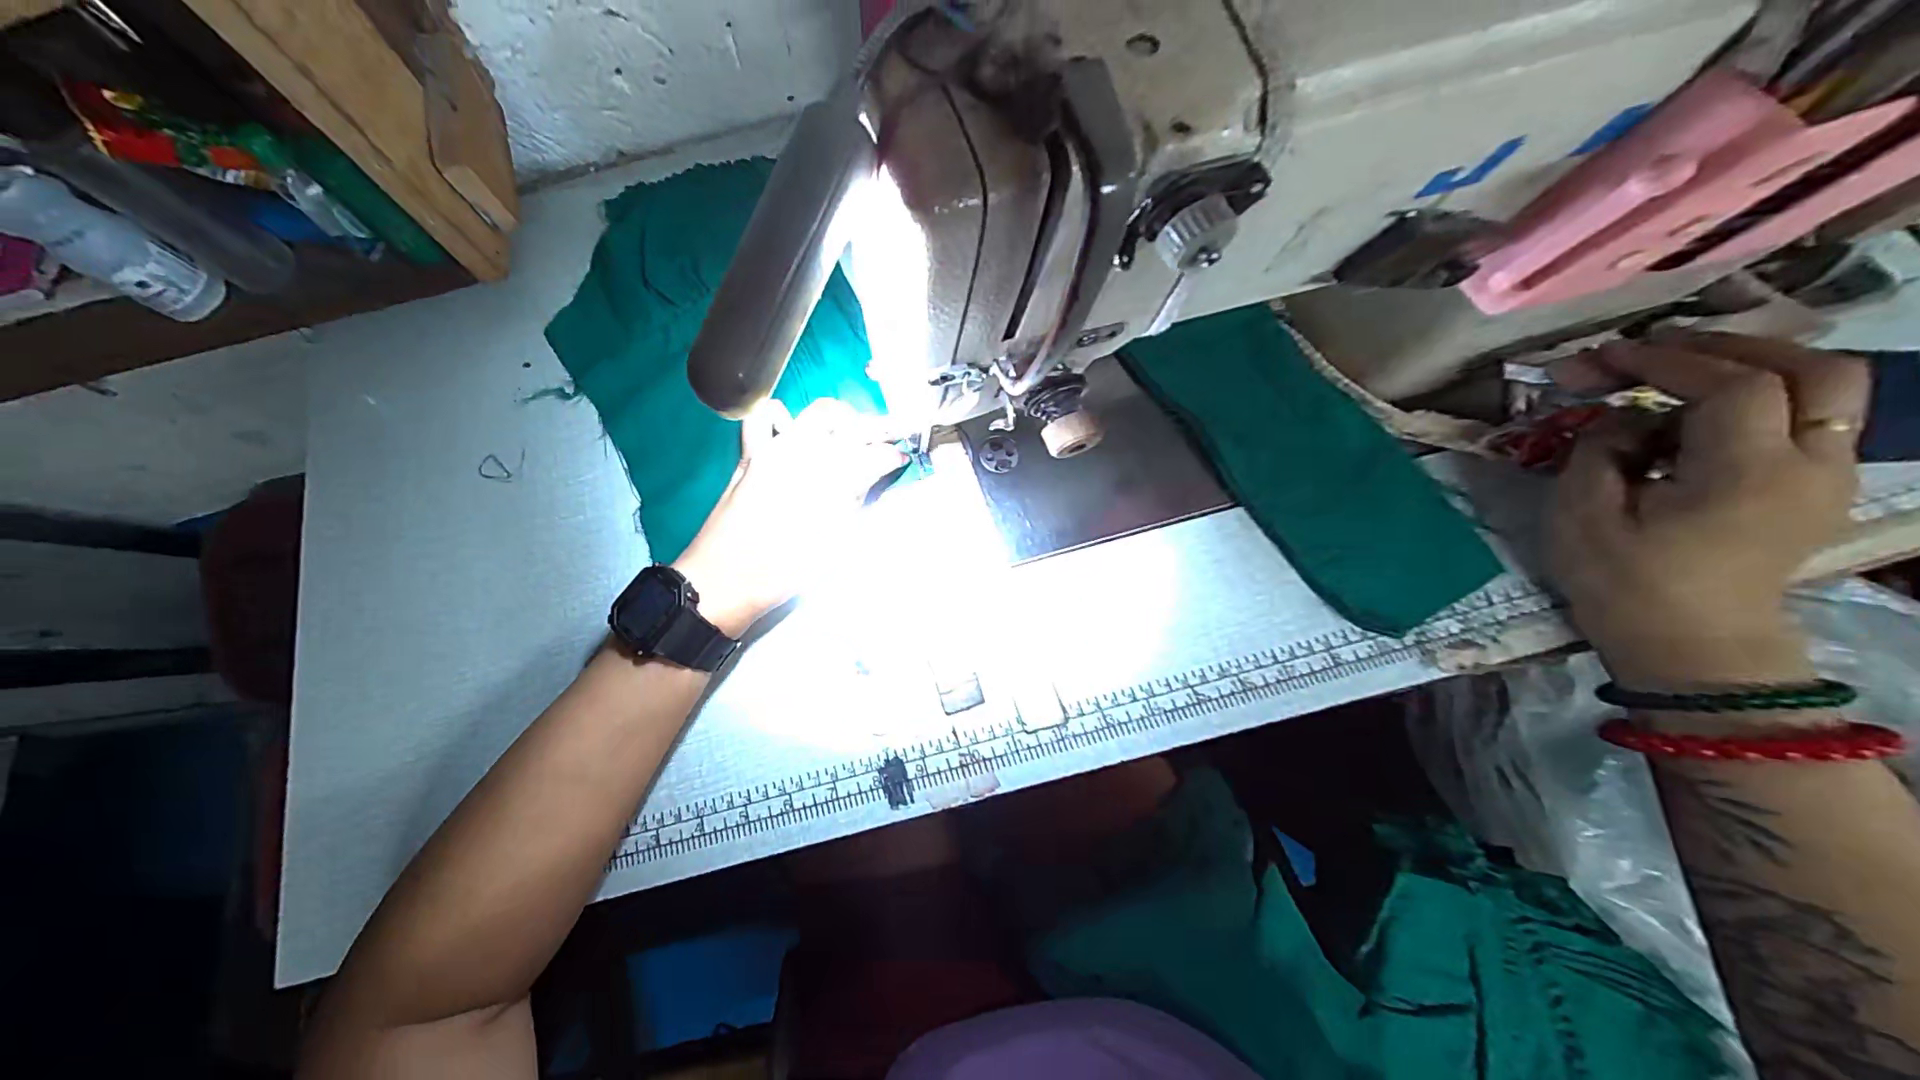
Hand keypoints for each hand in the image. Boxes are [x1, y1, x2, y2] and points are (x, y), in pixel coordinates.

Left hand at [671, 399, 907, 636]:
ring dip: (839, 420)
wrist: (727, 579)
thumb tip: (872, 478)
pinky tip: (789, 431)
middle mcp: (812, 454)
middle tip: (885, 439)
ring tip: (844, 435)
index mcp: (838, 479)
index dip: (894, 456)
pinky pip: (764, 419)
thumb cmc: (787, 571)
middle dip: (876, 428)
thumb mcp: (837, 542)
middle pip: (854, 424)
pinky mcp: (752, 453)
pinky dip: (780, 417)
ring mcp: (779, 448)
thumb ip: (857, 502)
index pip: (879, 454)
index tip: (901, 460)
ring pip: (819, 413)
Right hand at [1548, 333, 1867, 690]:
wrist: (1690, 647)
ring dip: (1751, 366)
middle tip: (1654, 349)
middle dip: (1727, 347)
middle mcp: (1812, 465)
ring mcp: (1828, 476)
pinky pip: (1809, 417)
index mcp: (1748, 474)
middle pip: (1812, 368)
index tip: (1605, 357)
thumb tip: (1625, 418)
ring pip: (1824, 388)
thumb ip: (1601, 449)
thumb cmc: (1625, 585)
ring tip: (1678, 371)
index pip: (1732, 384)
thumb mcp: (1581, 515)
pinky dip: (1760, 397)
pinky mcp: (1818, 486)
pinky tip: (1700, 411)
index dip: (1667, 359)